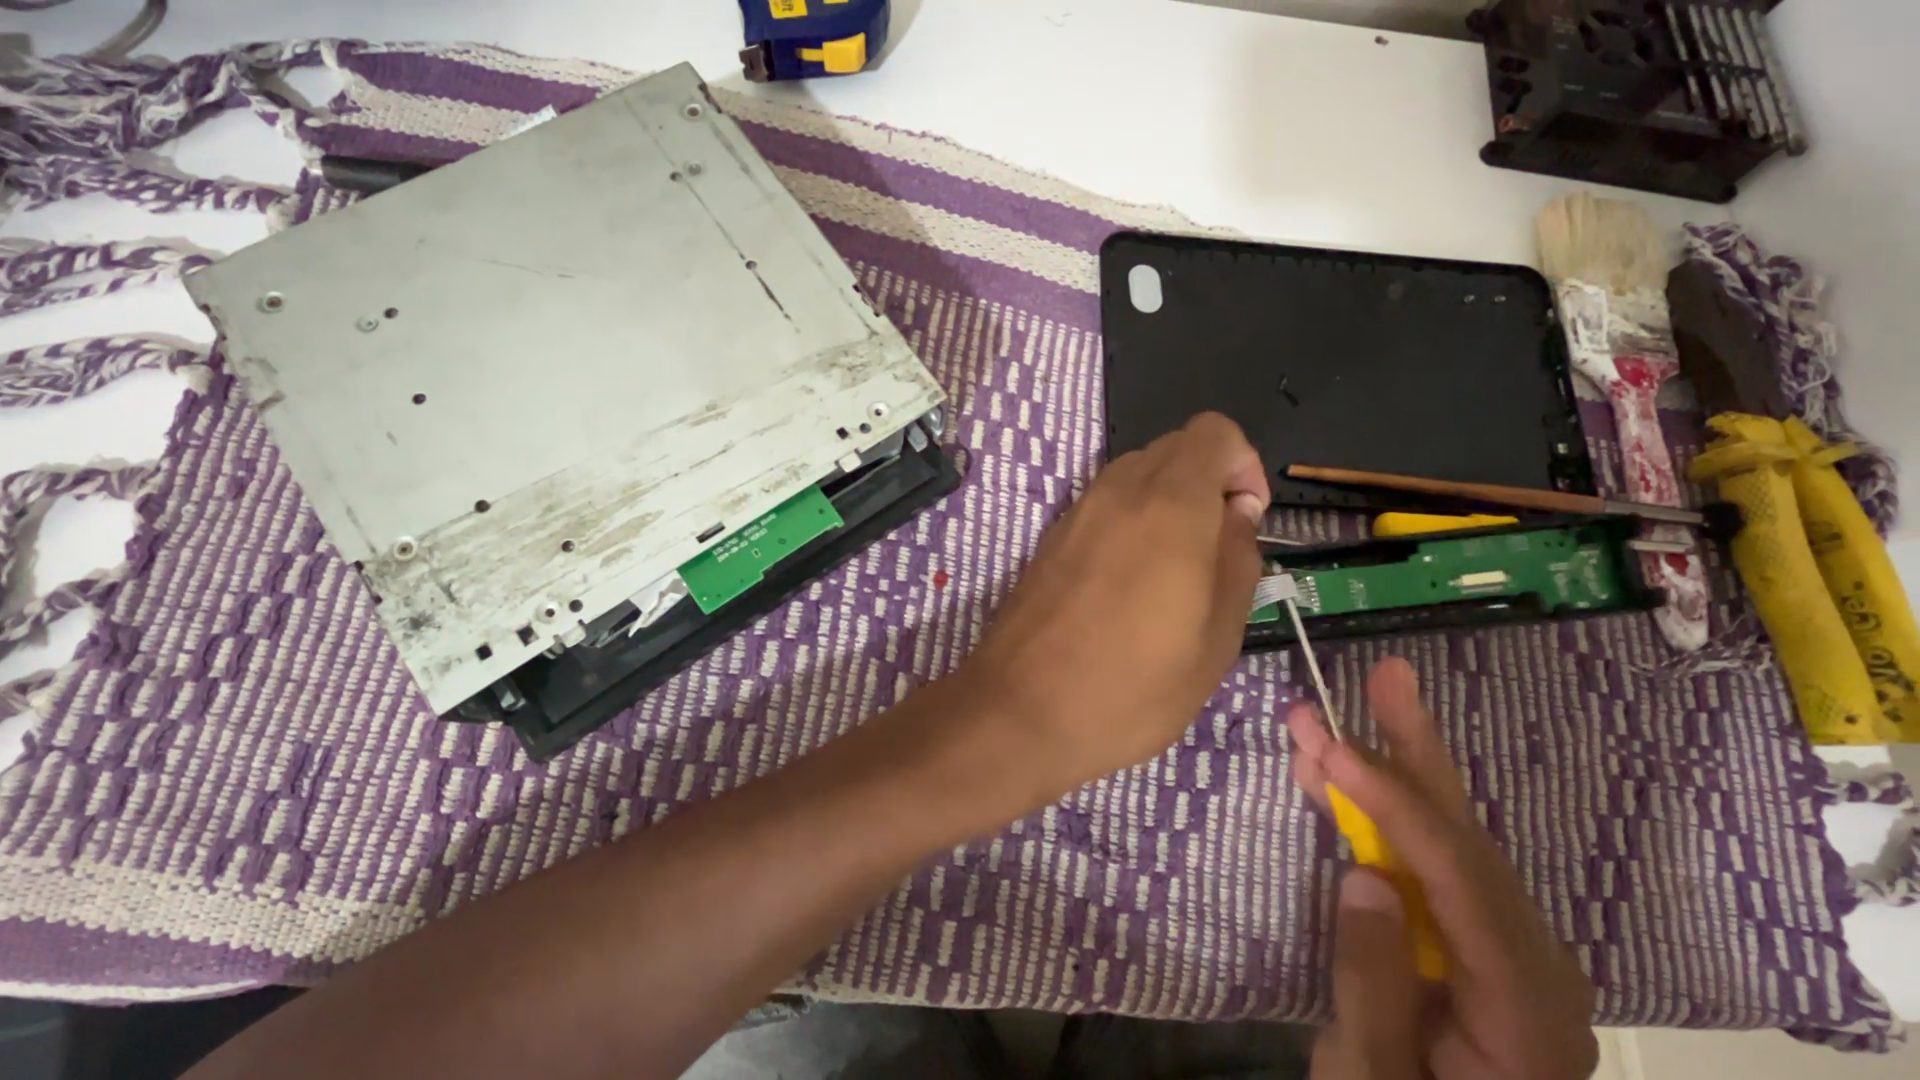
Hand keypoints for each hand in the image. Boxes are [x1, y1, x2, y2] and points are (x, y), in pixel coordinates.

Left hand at [956, 411, 1268, 798]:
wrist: (1019, 713)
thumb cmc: (1132, 687)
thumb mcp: (1217, 638)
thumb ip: (1238, 560)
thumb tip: (1234, 514)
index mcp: (1169, 504)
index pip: (1214, 432)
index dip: (1243, 465)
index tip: (1246, 522)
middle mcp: (1117, 491)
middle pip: (1174, 449)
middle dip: (1208, 484)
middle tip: (1215, 556)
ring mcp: (1076, 512)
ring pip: (1136, 477)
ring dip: (1167, 506)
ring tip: (1173, 578)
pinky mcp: (1050, 539)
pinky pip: (1103, 507)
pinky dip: (1129, 525)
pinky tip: (1128, 589)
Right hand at [1288, 658, 1597, 1079]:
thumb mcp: (1377, 1077)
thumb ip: (1376, 985)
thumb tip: (1364, 877)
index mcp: (1526, 1004)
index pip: (1460, 880)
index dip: (1393, 806)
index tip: (1332, 749)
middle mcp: (1528, 960)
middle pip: (1466, 838)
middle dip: (1414, 754)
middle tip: (1386, 676)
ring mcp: (1498, 946)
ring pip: (1441, 842)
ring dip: (1382, 777)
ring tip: (1329, 719)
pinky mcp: (1463, 940)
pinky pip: (1421, 866)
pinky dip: (1375, 820)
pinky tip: (1336, 780)